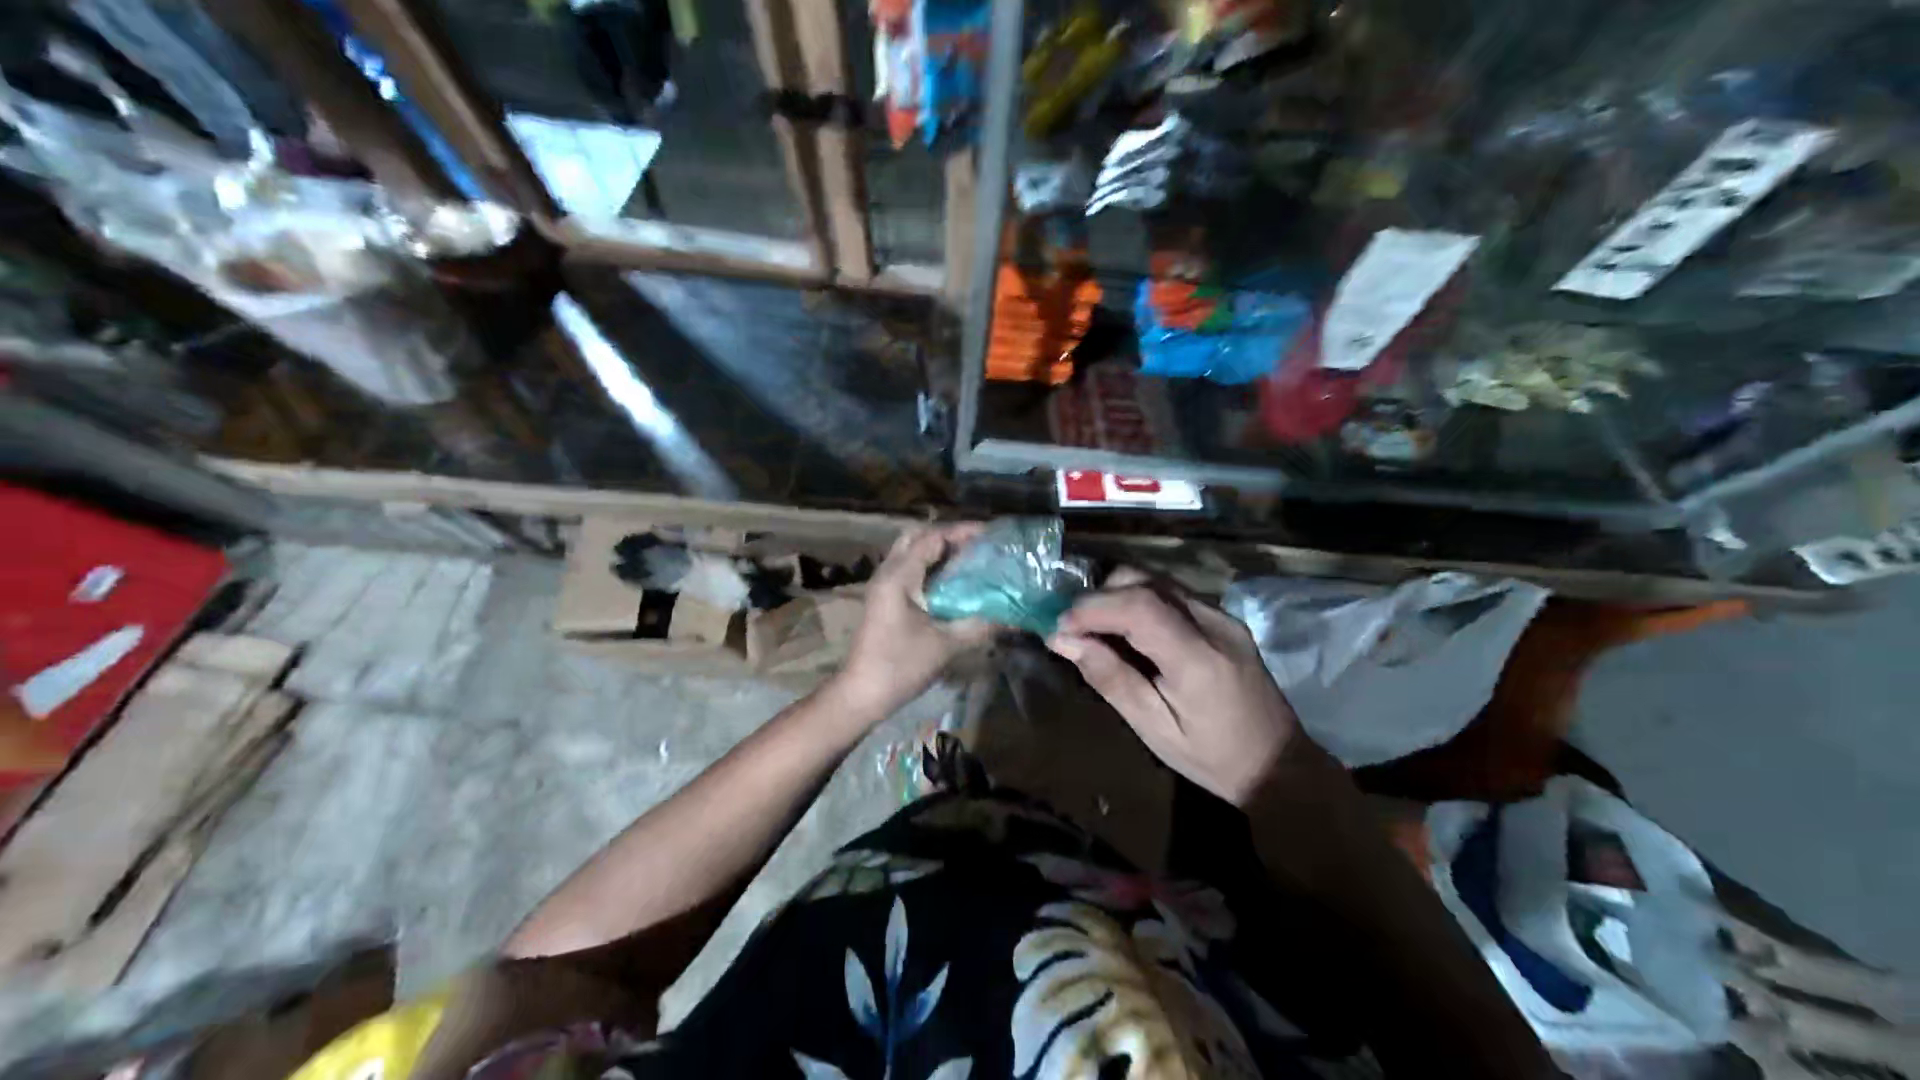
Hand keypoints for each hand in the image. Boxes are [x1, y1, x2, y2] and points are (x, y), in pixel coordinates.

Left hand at [833, 523, 993, 716]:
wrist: (861, 694)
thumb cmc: (900, 667)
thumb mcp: (946, 646)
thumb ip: (980, 626)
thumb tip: (1014, 616)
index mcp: (898, 576)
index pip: (932, 538)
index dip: (962, 532)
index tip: (992, 535)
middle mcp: (887, 573)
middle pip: (917, 537)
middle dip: (949, 536)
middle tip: (980, 544)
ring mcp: (883, 586)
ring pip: (911, 552)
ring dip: (939, 550)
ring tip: (971, 558)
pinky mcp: (884, 600)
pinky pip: (909, 570)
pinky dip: (931, 566)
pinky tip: (953, 582)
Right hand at [1048, 571, 1300, 806]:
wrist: (1279, 763)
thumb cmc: (1211, 757)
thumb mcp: (1153, 728)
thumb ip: (1110, 678)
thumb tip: (1063, 640)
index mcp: (1198, 658)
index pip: (1139, 606)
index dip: (1092, 608)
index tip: (1059, 627)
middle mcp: (1214, 623)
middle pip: (1146, 581)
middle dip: (1100, 595)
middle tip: (1073, 627)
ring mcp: (1223, 616)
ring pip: (1158, 580)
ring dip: (1118, 595)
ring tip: (1095, 628)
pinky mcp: (1224, 618)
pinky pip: (1172, 594)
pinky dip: (1139, 601)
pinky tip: (1127, 630)